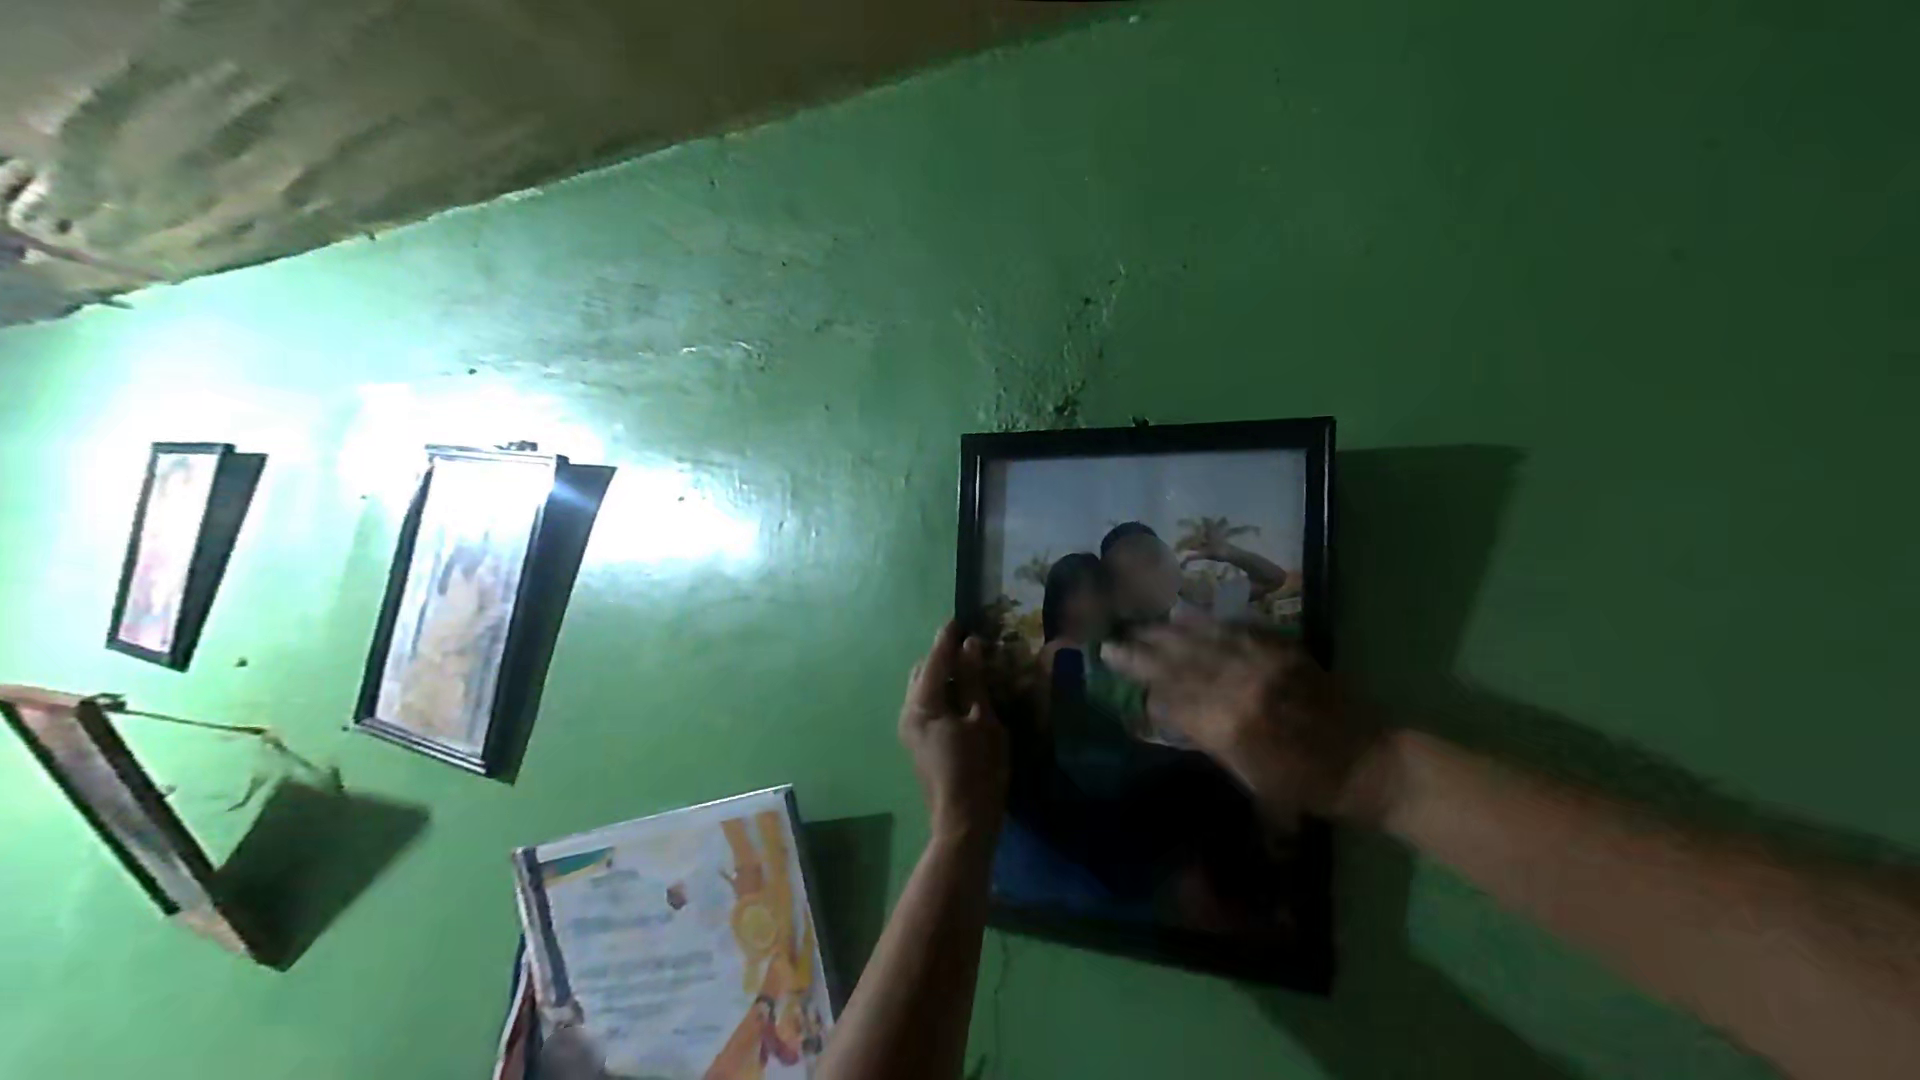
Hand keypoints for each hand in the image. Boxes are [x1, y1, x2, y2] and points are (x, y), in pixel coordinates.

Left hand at [899, 622, 1008, 841]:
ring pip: (923, 689)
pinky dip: (942, 693)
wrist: (963, 821)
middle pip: (923, 673)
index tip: (958, 620)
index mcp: (922, 704)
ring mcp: (910, 729)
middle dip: (943, 656)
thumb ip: (974, 680)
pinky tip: (962, 694)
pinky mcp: (917, 742)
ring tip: (969, 668)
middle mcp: (908, 712)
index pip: (936, 661)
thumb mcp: (983, 719)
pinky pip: (926, 705)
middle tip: (969, 646)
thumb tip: (970, 645)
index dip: (947, 639)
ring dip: (943, 675)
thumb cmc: (979, 768)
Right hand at [1104, 621, 1392, 822]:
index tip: (1114, 664)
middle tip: (1113, 640)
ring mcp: (1264, 663)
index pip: (1170, 693)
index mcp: (1228, 724)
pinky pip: (1239, 629)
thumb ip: (1205, 736)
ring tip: (1143, 625)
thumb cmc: (1304, 786)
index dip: (1140, 679)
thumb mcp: (1246, 776)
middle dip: (1142, 650)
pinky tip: (1190, 617)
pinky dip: (1211, 624)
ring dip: (1169, 631)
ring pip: (1205, 639)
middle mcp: (1241, 687)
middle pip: (1180, 661)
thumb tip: (1167, 707)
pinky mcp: (1284, 650)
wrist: (1368, 764)